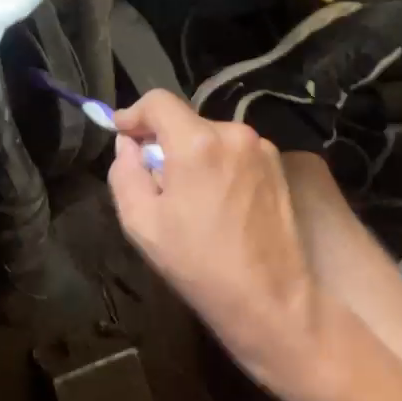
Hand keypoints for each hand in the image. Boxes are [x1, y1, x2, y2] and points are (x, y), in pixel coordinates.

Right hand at [108, 92, 331, 393]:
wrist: (270, 299)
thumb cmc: (198, 262)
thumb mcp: (139, 221)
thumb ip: (124, 173)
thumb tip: (128, 145)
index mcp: (197, 142)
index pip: (157, 102)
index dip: (133, 114)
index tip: (122, 136)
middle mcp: (233, 134)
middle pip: (184, 120)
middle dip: (163, 141)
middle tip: (152, 178)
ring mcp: (262, 150)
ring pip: (210, 137)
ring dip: (191, 154)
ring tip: (186, 197)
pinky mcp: (279, 168)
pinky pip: (234, 153)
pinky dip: (216, 165)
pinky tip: (215, 203)